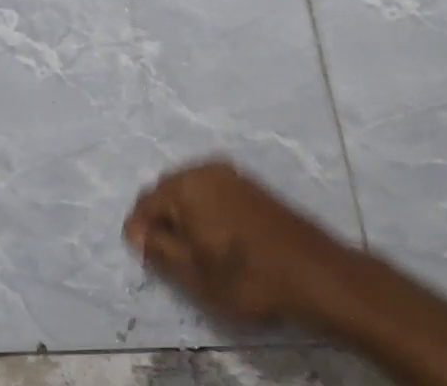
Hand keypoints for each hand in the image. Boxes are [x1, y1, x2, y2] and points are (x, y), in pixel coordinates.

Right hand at [122, 159, 350, 328]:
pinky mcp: (250, 185)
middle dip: (159, 218)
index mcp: (186, 186)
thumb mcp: (193, 272)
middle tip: (161, 254)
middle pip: (167, 191)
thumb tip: (135, 232)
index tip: (141, 256)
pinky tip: (211, 236)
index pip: (146, 203)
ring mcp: (231, 175)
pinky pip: (211, 191)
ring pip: (190, 190)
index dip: (138, 230)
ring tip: (186, 248)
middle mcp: (205, 170)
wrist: (310, 271)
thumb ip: (159, 248)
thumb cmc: (245, 276)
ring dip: (181, 214)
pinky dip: (203, 209)